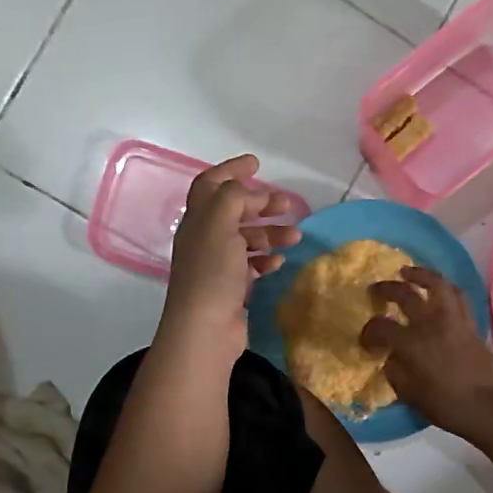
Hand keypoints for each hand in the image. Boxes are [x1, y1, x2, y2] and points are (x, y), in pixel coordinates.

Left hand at [160, 154, 300, 357]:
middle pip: (233, 211)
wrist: (205, 329)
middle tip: (287, 205)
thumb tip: (249, 193)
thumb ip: (233, 198)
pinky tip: (279, 261)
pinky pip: (250, 265)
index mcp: (197, 219)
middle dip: (260, 203)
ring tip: (295, 237)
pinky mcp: (229, 288)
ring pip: (246, 238)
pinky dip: (266, 258)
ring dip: (270, 233)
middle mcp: (204, 239)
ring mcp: (216, 265)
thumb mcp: (220, 223)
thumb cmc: (211, 272)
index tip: (257, 163)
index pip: (211, 184)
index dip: (231, 170)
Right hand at [361, 266, 492, 433]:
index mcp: (412, 343)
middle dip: (387, 289)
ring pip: (437, 285)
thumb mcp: (409, 394)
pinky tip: (437, 291)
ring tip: (408, 272)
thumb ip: (395, 372)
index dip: (369, 332)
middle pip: (406, 295)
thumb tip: (391, 358)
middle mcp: (432, 323)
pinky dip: (443, 288)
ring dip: (420, 275)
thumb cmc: (446, 405)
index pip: (381, 326)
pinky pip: (456, 296)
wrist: (489, 408)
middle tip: (376, 288)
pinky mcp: (471, 324)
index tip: (366, 341)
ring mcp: (454, 320)